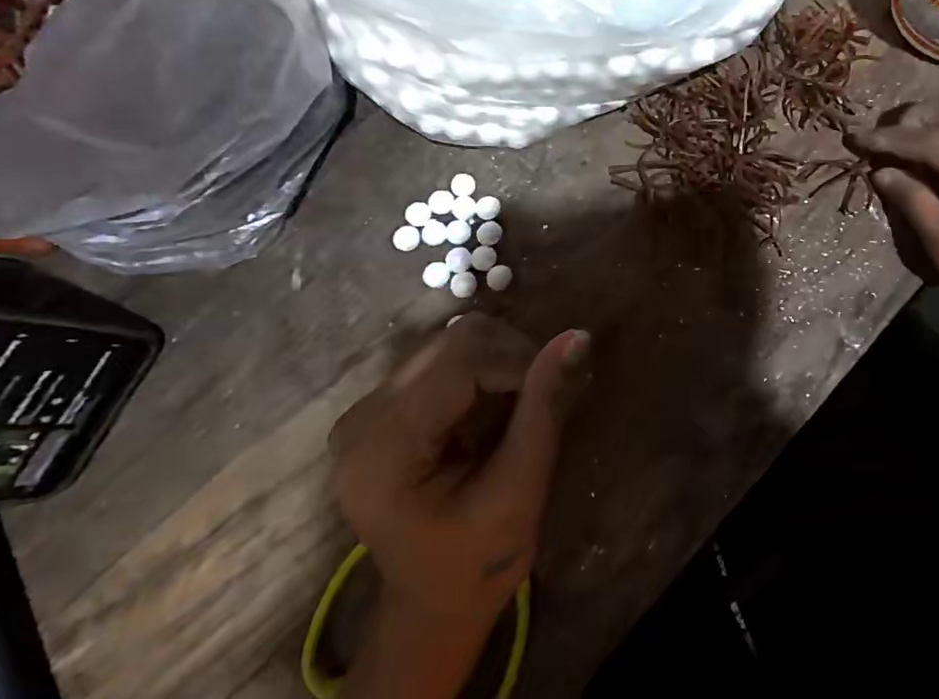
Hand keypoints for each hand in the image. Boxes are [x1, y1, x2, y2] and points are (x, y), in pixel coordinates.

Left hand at [330, 316, 590, 632]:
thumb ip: (544, 408)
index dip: (520, 361)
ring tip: (516, 410)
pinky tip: (489, 410)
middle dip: (511, 359)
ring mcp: (364, 409)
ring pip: (450, 342)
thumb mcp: (520, 490)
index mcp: (384, 449)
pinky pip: (440, 359)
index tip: (559, 389)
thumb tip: (577, 335)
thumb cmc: (479, 563)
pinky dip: (479, 372)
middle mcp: (361, 417)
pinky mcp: (377, 406)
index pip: (461, 361)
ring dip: (497, 362)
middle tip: (542, 401)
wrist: (433, 603)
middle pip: (454, 342)